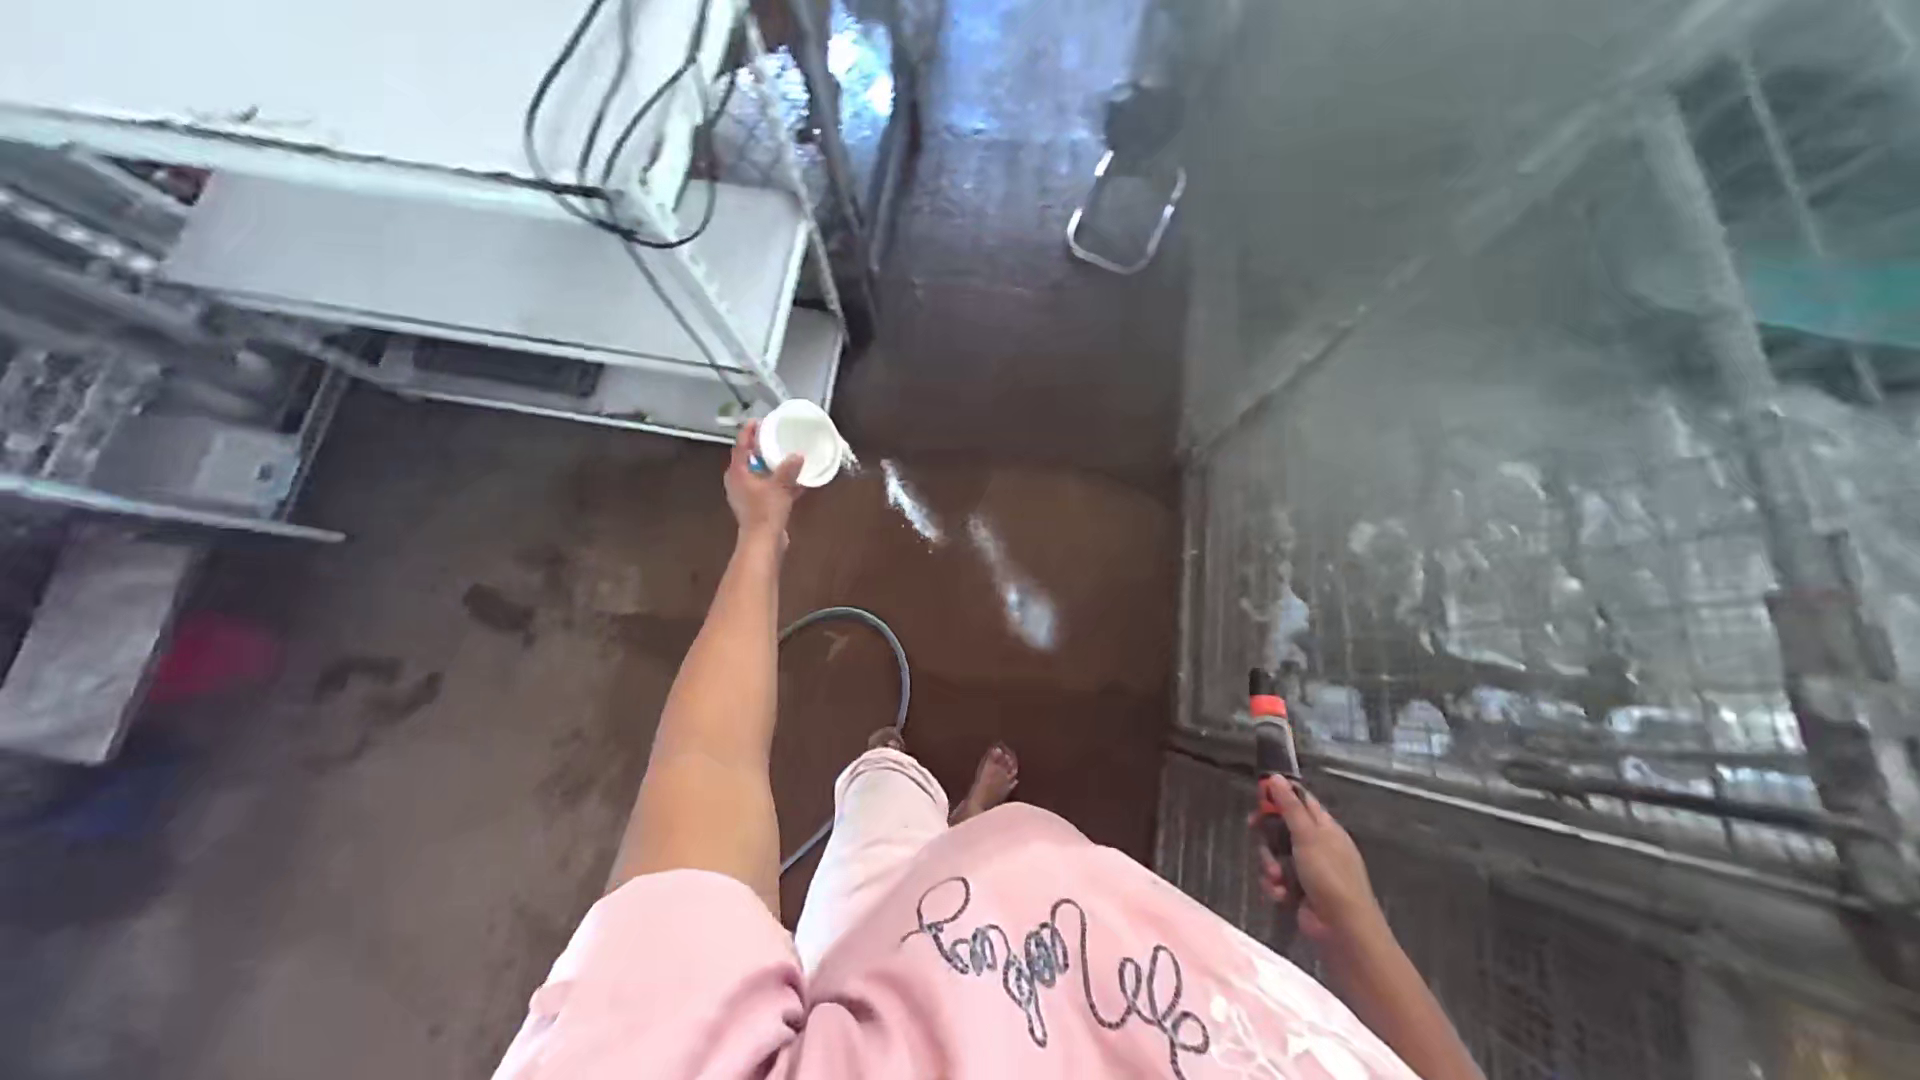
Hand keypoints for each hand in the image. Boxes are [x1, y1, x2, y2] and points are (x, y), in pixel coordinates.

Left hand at [725, 419, 803, 540]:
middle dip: (761, 449)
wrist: (763, 542)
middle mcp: (738, 482)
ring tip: (787, 456)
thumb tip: (798, 455)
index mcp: (737, 473)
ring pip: (759, 475)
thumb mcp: (780, 486)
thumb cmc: (765, 511)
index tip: (758, 421)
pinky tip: (797, 482)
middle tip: (774, 437)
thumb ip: (789, 469)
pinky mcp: (757, 506)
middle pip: (748, 459)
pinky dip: (779, 483)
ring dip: (772, 467)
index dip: (749, 432)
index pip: (740, 446)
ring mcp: (747, 495)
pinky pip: (768, 488)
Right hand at [1250, 776, 1387, 945]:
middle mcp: (1317, 846)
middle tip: (1254, 828)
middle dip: (1267, 833)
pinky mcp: (1298, 891)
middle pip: (1282, 826)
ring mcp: (1308, 870)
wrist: (1343, 932)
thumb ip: (1289, 806)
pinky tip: (1280, 894)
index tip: (1259, 794)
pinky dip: (1275, 885)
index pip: (1301, 800)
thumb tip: (1275, 777)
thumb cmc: (1330, 877)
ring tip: (1275, 877)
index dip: (1280, 794)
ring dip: (1269, 863)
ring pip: (1275, 853)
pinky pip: (1276, 878)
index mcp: (1326, 828)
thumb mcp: (1308, 836)